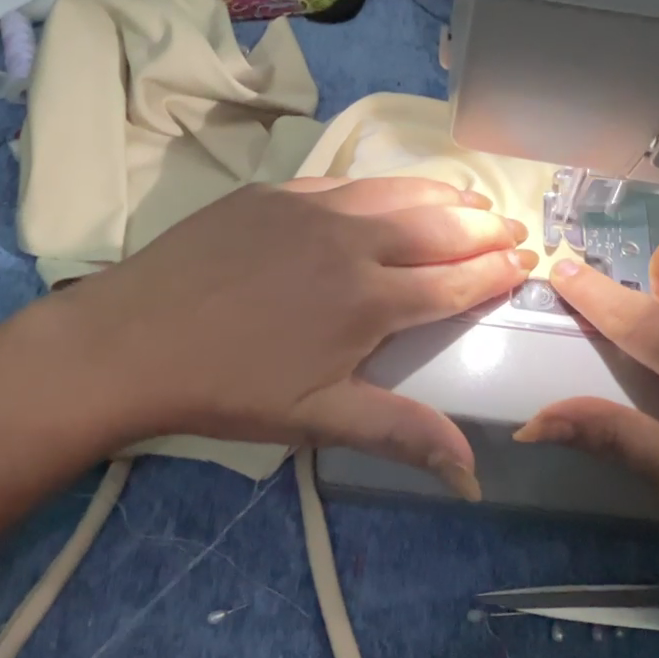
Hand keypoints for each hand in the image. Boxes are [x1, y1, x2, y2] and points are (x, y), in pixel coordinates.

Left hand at [45, 178, 535, 496]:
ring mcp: (311, 209)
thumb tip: (472, 474)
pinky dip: (386, 185)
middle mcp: (353, 242)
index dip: (496, 272)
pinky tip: (392, 190)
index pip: (455, 281)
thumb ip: (401, 433)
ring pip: (397, 193)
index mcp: (371, 300)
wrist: (132, 340)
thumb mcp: (320, 419)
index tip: (527, 263)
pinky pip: (347, 182)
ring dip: (444, 196)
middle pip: (438, 226)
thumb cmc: (231, 388)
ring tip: (473, 199)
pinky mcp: (274, 194)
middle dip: (485, 227)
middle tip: (514, 227)